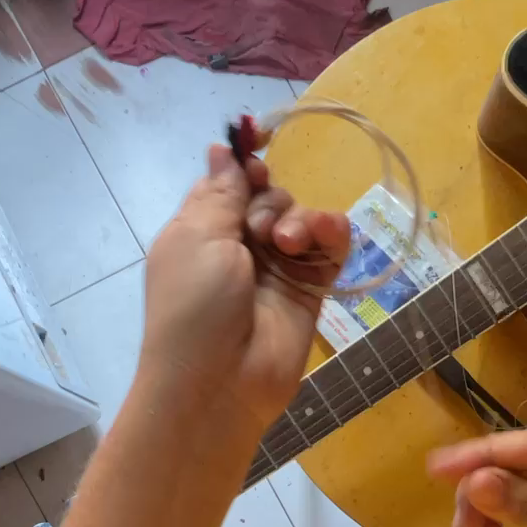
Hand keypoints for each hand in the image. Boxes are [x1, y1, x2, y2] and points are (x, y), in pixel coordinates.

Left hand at [139, 145, 348, 428]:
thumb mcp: (196, 237)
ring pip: (302, 215)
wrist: (221, 381)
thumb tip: (221, 147)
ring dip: (295, 217)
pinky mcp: (313, 288)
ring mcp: (280, 269)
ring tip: (284, 244)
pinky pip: (332, 243)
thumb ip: (219, 191)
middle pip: (268, 195)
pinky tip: (313, 241)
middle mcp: (242, 247)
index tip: (256, 144)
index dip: (244, 163)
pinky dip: (329, 230)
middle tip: (256, 230)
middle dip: (265, 200)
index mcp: (203, 231)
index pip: (229, 183)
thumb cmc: (194, 306)